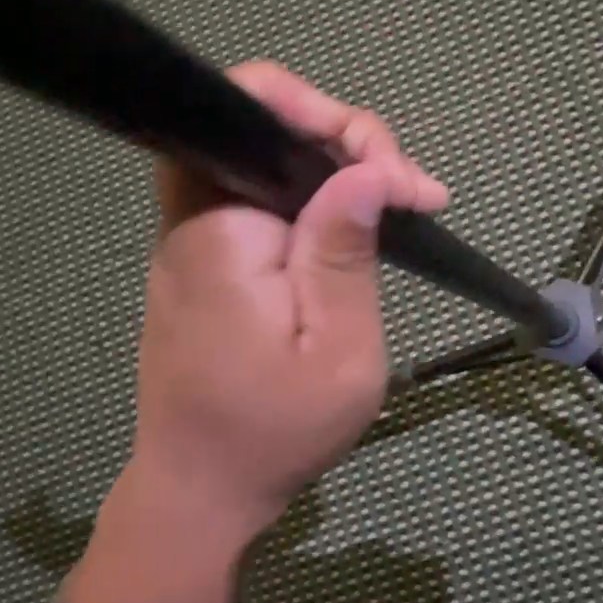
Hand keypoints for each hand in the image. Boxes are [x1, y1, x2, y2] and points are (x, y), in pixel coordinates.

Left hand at [125, 61, 449, 542]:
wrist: (202, 489)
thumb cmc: (277, 430)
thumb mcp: (339, 353)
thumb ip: (347, 255)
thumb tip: (365, 171)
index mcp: (224, 230)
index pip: (261, 113)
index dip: (334, 120)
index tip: (398, 179)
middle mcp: (195, 218)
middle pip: (265, 123)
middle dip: (347, 138)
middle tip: (410, 192)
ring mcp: (192, 237)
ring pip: (266, 156)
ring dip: (334, 164)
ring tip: (396, 201)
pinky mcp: (204, 259)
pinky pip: (259, 195)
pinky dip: (311, 195)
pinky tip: (354, 223)